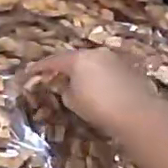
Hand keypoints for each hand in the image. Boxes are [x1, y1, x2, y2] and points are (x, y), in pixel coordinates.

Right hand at [27, 49, 167, 134]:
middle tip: (52, 74)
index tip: (30, 72)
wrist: (136, 113)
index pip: (53, 61)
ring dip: (80, 70)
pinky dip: (94, 76)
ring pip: (90, 62)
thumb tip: (65, 86)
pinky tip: (93, 86)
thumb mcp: (72, 101)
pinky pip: (103, 69)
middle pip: (73, 58)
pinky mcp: (126, 69)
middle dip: (62, 66)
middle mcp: (95, 54)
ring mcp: (112, 60)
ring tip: (72, 80)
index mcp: (77, 59)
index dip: (40, 67)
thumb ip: (64, 90)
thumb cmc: (97, 106)